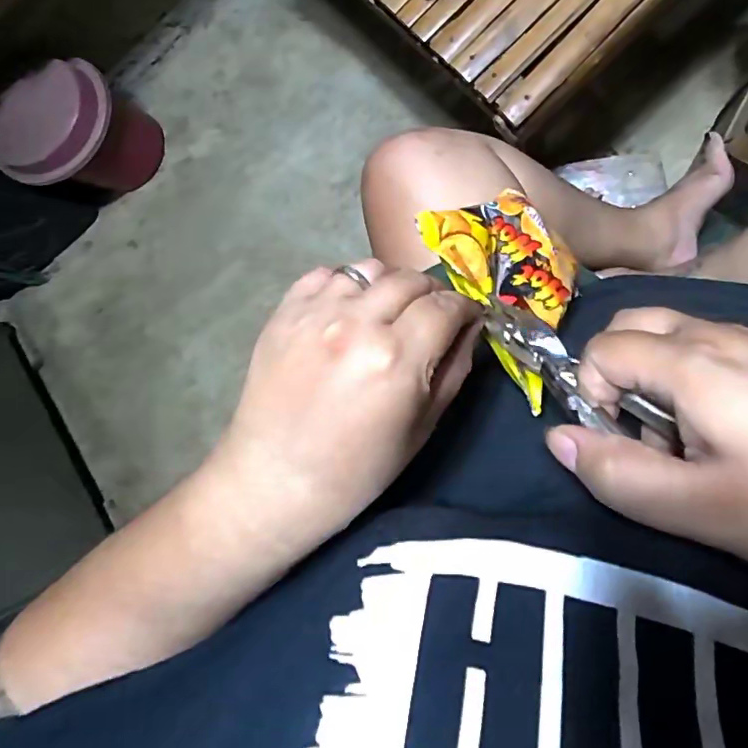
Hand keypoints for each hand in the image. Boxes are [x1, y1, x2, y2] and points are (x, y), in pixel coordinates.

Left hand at [207, 261, 481, 550]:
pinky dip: (347, 285)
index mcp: (396, 357)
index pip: (446, 306)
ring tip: (387, 310)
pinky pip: (327, 274)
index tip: (466, 318)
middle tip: (431, 316)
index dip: (464, 309)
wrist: (276, 479)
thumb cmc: (358, 468)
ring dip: (389, 285)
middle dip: (431, 295)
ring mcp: (316, 312)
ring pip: (370, 269)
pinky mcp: (285, 311)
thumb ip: (454, 368)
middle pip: (411, 280)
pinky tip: (348, 310)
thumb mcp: (422, 427)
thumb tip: (471, 326)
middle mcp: (357, 323)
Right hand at [545, 308, 747, 612]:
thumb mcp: (705, 509)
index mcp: (692, 361)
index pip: (601, 349)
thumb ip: (619, 473)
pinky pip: (711, 351)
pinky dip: (693, 382)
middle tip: (648, 437)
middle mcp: (719, 333)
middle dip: (616, 375)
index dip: (591, 397)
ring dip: (655, 381)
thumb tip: (556, 438)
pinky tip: (736, 438)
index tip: (624, 449)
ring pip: (673, 337)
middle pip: (634, 326)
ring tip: (693, 446)